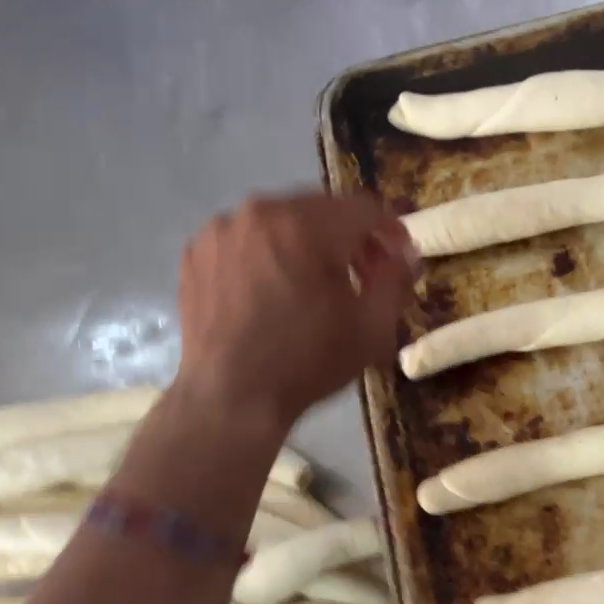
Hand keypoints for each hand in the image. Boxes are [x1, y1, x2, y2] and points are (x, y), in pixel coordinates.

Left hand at [175, 190, 418, 435]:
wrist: (232, 395)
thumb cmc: (310, 362)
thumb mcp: (372, 328)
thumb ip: (396, 281)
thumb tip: (406, 255)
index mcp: (306, 226)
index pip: (363, 208)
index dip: (391, 230)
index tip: (402, 257)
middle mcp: (259, 212)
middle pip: (320, 210)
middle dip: (350, 238)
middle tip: (365, 276)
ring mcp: (221, 230)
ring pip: (281, 224)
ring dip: (308, 246)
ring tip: (318, 287)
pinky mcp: (197, 252)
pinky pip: (247, 242)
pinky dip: (270, 258)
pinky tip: (277, 295)